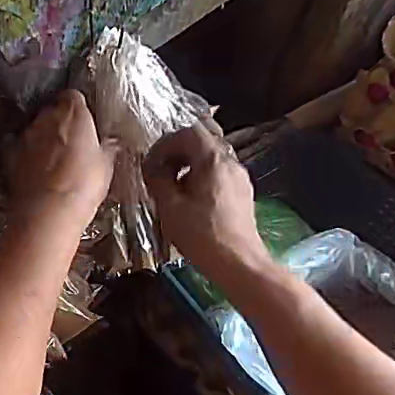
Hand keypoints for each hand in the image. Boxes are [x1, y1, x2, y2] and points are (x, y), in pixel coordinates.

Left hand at [10, 90, 118, 228]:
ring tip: (53, 159)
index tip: (84, 121)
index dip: (78, 108)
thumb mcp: (106, 167)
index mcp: (73, 113)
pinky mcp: (9, 156)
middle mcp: (45, 118)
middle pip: (51, 111)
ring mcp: (25, 137)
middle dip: (59, 122)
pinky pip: (17, 147)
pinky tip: (33, 167)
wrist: (47, 214)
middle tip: (71, 143)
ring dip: (42, 139)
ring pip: (34, 129)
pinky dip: (24, 154)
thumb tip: (110, 144)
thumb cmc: (82, 187)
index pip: (74, 97)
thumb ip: (106, 148)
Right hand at [143, 123, 271, 282]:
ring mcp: (240, 178)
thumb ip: (158, 180)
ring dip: (187, 167)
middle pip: (201, 142)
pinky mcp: (242, 193)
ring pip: (210, 159)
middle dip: (176, 154)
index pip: (188, 133)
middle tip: (158, 173)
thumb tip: (152, 166)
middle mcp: (230, 163)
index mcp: (213, 161)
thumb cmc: (201, 235)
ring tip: (171, 189)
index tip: (151, 163)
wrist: (238, 262)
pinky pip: (218, 174)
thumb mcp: (169, 207)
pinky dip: (200, 177)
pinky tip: (190, 201)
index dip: (165, 144)